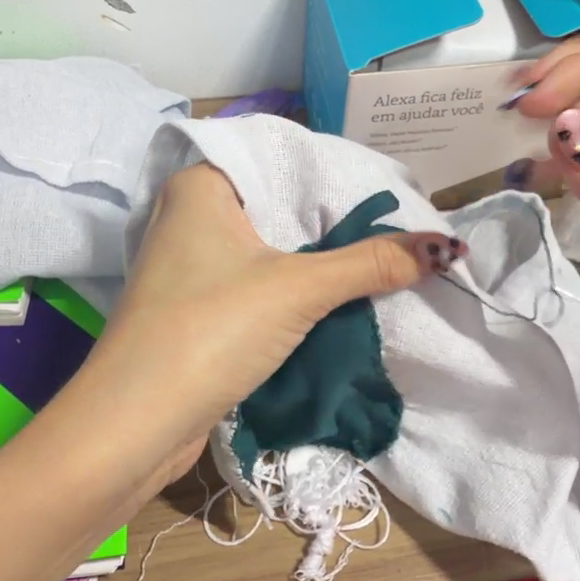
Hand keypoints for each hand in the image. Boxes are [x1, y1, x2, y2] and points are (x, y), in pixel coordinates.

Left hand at [76, 164, 445, 444]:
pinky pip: (259, 282)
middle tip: (401, 221)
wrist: (134, 425)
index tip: (394, 184)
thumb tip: (445, 246)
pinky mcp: (198, 307)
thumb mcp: (298, 289)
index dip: (338, 170)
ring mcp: (191, 264)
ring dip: (319, 258)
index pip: (281, 155)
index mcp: (200, 185)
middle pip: (280, 204)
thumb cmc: (209, 331)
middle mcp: (190, 215)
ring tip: (384, 252)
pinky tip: (341, 292)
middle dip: (335, 219)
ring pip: (270, 247)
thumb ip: (370, 264)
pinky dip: (296, 288)